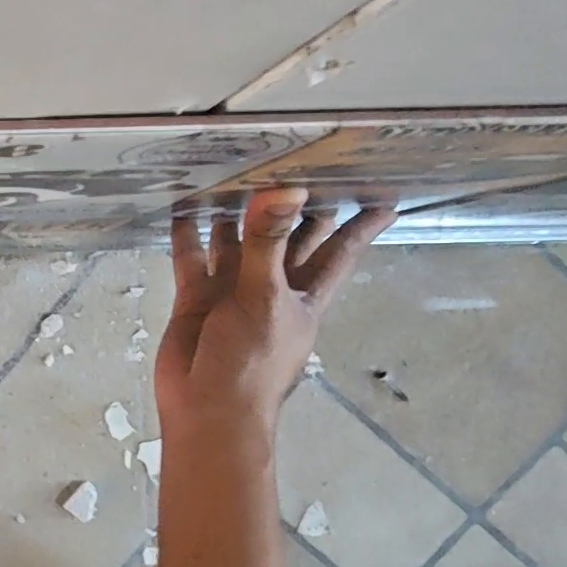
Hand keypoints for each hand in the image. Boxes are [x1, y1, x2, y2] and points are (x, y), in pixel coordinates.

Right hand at [156, 188, 394, 434]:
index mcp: (305, 293)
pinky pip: (194, 260)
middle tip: (296, 157)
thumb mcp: (264, 300)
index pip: (341, 250)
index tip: (382, 190)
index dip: (361, 224)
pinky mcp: (197, 300)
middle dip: (293, 205)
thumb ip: (267, 245)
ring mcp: (233, 293)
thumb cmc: (251, 363)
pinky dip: (189, 235)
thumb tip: (283, 190)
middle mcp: (272, 287)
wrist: (207, 410)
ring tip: (234, 168)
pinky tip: (183, 205)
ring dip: (236, 214)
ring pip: (238, 244)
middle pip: (289, 237)